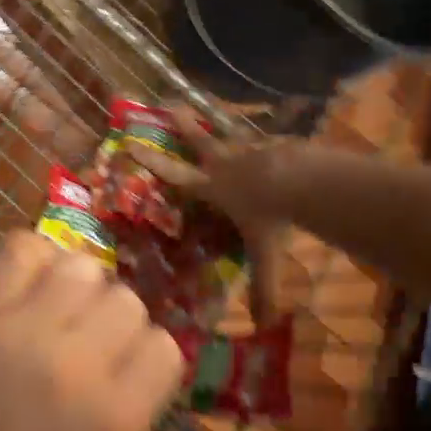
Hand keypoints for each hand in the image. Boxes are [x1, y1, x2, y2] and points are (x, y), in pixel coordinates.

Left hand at [0, 231, 247, 430]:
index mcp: (112, 418)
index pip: (165, 349)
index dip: (150, 362)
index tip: (127, 379)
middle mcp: (73, 360)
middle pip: (126, 301)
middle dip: (117, 324)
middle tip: (90, 351)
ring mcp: (18, 326)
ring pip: (81, 267)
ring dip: (79, 288)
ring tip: (59, 318)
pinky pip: (18, 248)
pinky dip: (32, 258)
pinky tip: (26, 290)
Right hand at [168, 110, 294, 324]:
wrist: (300, 180)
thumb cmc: (270, 216)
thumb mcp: (264, 253)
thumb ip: (262, 287)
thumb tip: (263, 326)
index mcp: (213, 188)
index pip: (175, 175)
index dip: (151, 161)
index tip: (129, 143)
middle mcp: (224, 163)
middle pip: (199, 141)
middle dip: (184, 125)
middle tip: (170, 104)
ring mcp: (249, 149)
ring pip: (230, 136)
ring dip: (222, 127)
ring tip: (215, 113)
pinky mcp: (274, 144)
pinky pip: (264, 141)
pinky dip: (264, 141)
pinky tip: (272, 139)